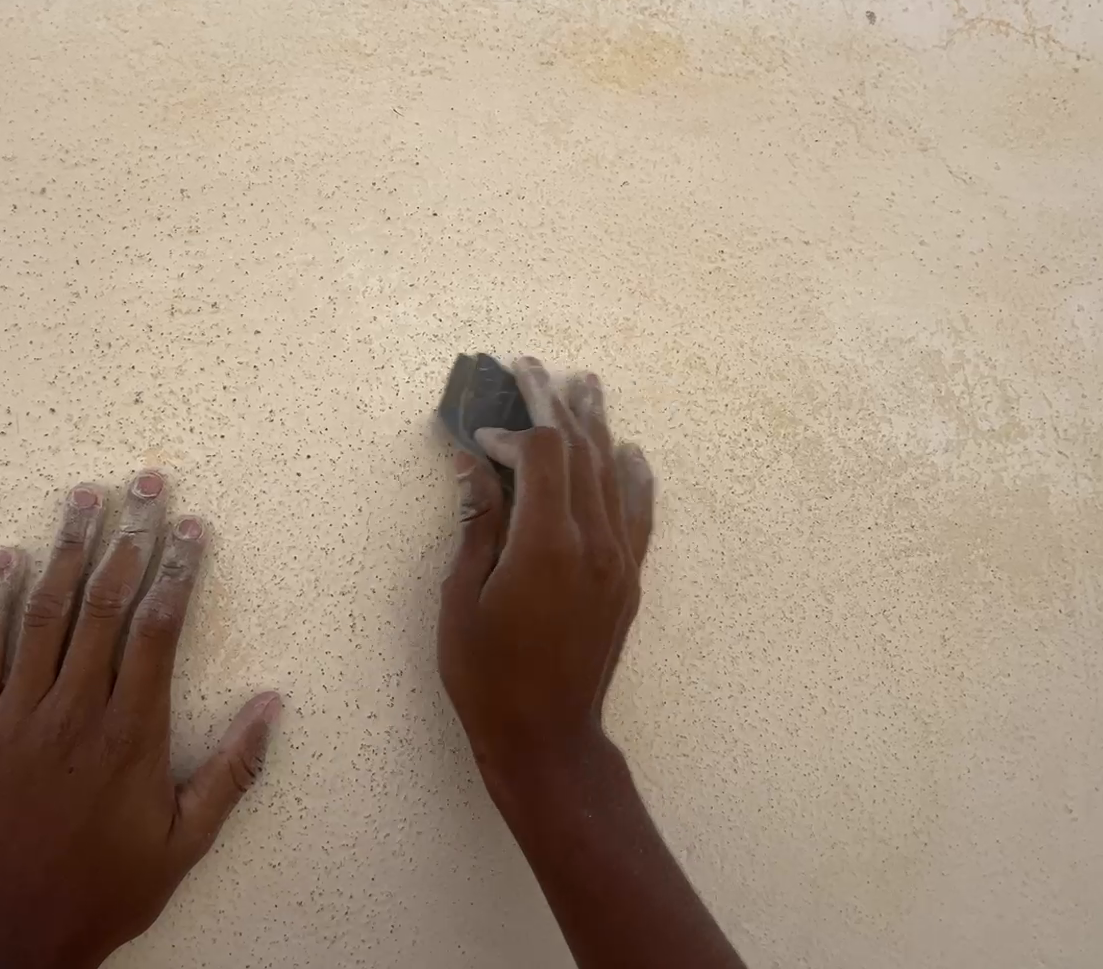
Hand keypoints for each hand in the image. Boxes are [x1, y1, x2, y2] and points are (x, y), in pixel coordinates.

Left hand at [0, 474, 280, 968]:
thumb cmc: (100, 893)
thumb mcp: (183, 845)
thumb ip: (231, 772)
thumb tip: (273, 705)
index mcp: (129, 732)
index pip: (158, 629)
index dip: (178, 570)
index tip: (192, 528)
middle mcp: (73, 710)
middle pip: (104, 604)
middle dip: (129, 536)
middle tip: (144, 484)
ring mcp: (15, 717)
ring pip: (43, 615)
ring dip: (67, 550)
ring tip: (83, 497)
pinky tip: (8, 560)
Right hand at [437, 358, 654, 781]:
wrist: (547, 737)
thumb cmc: (487, 674)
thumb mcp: (462, 597)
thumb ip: (477, 522)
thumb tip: (473, 462)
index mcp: (547, 544)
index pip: (539, 455)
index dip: (512, 429)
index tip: (482, 432)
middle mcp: (593, 541)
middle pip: (578, 451)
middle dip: (554, 402)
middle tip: (534, 365)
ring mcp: (619, 559)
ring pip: (612, 473)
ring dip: (595, 424)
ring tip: (585, 382)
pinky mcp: (628, 578)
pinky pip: (640, 514)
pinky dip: (635, 476)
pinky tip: (632, 451)